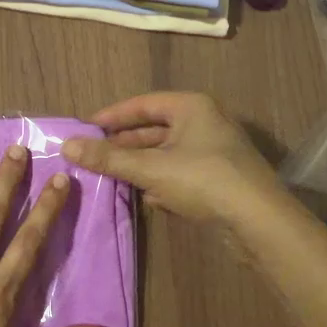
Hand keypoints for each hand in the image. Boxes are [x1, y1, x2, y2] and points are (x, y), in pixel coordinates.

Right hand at [63, 92, 283, 225]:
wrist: (259, 222)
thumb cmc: (203, 180)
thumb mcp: (150, 168)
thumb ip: (109, 158)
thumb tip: (67, 145)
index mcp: (191, 107)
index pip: (142, 104)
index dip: (112, 116)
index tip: (85, 128)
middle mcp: (205, 122)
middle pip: (154, 129)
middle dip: (124, 145)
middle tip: (93, 156)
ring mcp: (214, 151)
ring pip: (166, 154)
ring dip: (141, 166)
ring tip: (112, 178)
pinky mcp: (220, 179)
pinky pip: (181, 174)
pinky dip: (162, 183)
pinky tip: (148, 199)